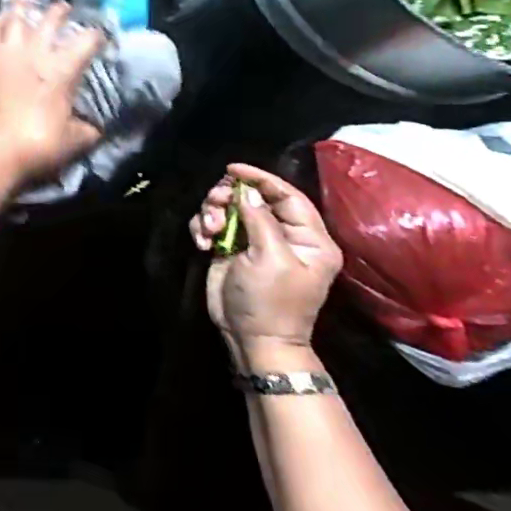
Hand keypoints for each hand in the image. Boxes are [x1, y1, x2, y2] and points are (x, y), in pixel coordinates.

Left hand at [0, 0, 105, 180]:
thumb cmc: (35, 142)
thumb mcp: (72, 141)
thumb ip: (86, 130)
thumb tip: (95, 129)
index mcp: (62, 68)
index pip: (87, 41)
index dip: (97, 35)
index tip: (100, 36)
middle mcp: (36, 52)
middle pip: (50, 19)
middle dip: (60, 11)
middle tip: (64, 7)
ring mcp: (8, 52)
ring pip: (16, 17)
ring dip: (24, 6)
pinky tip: (0, 18)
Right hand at [190, 164, 343, 363]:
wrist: (251, 342)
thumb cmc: (270, 302)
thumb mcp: (270, 258)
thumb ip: (260, 219)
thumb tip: (247, 190)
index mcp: (309, 238)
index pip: (287, 195)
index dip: (260, 178)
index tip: (232, 169)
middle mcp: (285, 236)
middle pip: (255, 197)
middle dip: (230, 197)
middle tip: (213, 204)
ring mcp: (256, 242)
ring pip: (231, 207)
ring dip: (214, 212)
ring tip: (208, 230)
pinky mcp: (232, 250)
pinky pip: (216, 224)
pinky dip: (205, 227)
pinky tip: (202, 242)